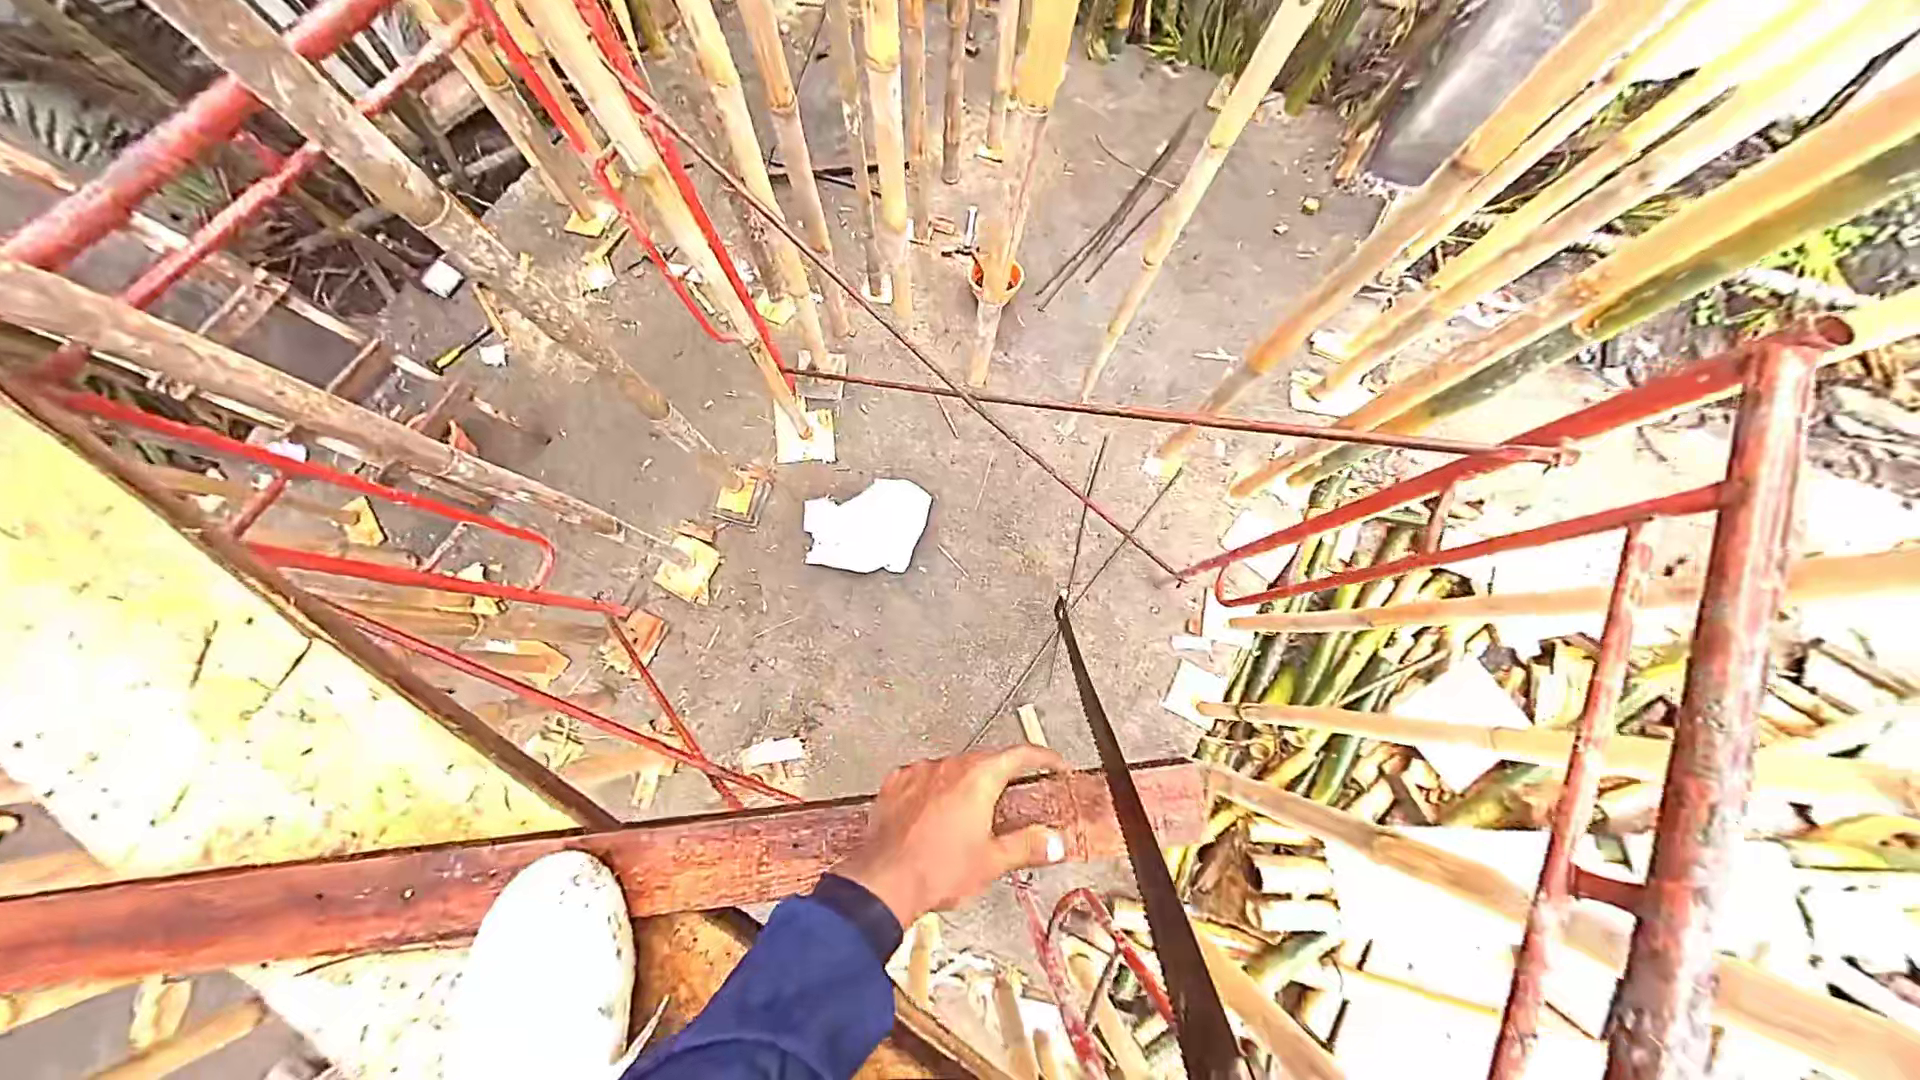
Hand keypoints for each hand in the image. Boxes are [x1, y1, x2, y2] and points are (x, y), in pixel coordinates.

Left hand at [835, 744, 1070, 924]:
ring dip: (964, 784)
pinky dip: (934, 790)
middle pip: (984, 760)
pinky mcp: (896, 784)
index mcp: (978, 778)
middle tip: (1012, 795)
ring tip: (968, 814)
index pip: (1019, 755)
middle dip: (1001, 776)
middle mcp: (948, 767)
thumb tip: (1052, 842)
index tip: (1051, 762)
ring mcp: (920, 773)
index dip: (1041, 757)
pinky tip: (934, 814)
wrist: (885, 882)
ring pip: (951, 768)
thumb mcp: (992, 862)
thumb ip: (1027, 846)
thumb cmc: (936, 870)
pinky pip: (922, 778)